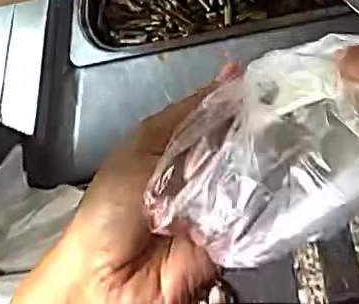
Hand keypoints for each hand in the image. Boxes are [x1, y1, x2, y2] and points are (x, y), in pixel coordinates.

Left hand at [13, 67, 237, 303]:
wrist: (102, 280)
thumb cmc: (109, 210)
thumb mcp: (145, 143)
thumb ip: (186, 112)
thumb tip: (226, 77)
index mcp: (177, 146)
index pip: (213, 115)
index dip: (231, 99)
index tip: (252, 82)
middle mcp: (199, 173)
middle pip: (233, 141)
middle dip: (243, 127)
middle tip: (255, 113)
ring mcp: (214, 206)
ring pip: (244, 173)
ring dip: (245, 160)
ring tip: (245, 148)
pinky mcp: (228, 240)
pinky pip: (248, 214)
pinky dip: (247, 199)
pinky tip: (245, 184)